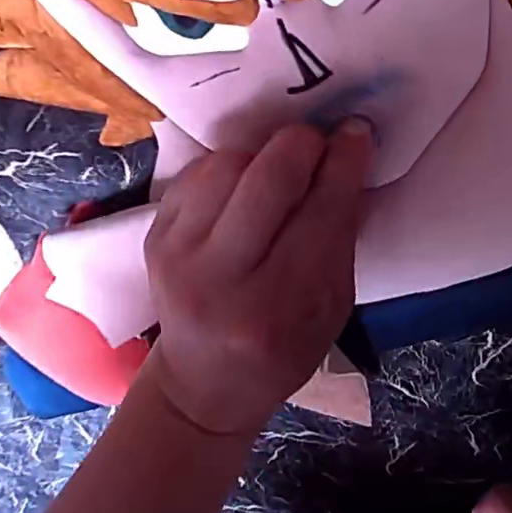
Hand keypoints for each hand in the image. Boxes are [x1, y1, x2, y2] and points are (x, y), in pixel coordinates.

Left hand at [141, 120, 370, 435]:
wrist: (205, 381)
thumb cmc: (286, 349)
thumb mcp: (335, 304)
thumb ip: (344, 235)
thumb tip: (352, 162)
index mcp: (279, 304)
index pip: (322, 211)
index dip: (345, 162)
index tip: (358, 131)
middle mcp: (221, 277)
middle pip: (270, 177)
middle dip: (305, 144)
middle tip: (323, 142)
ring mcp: (178, 254)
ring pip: (229, 163)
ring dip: (266, 153)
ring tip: (285, 169)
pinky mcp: (153, 236)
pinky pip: (199, 171)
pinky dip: (234, 164)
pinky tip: (249, 182)